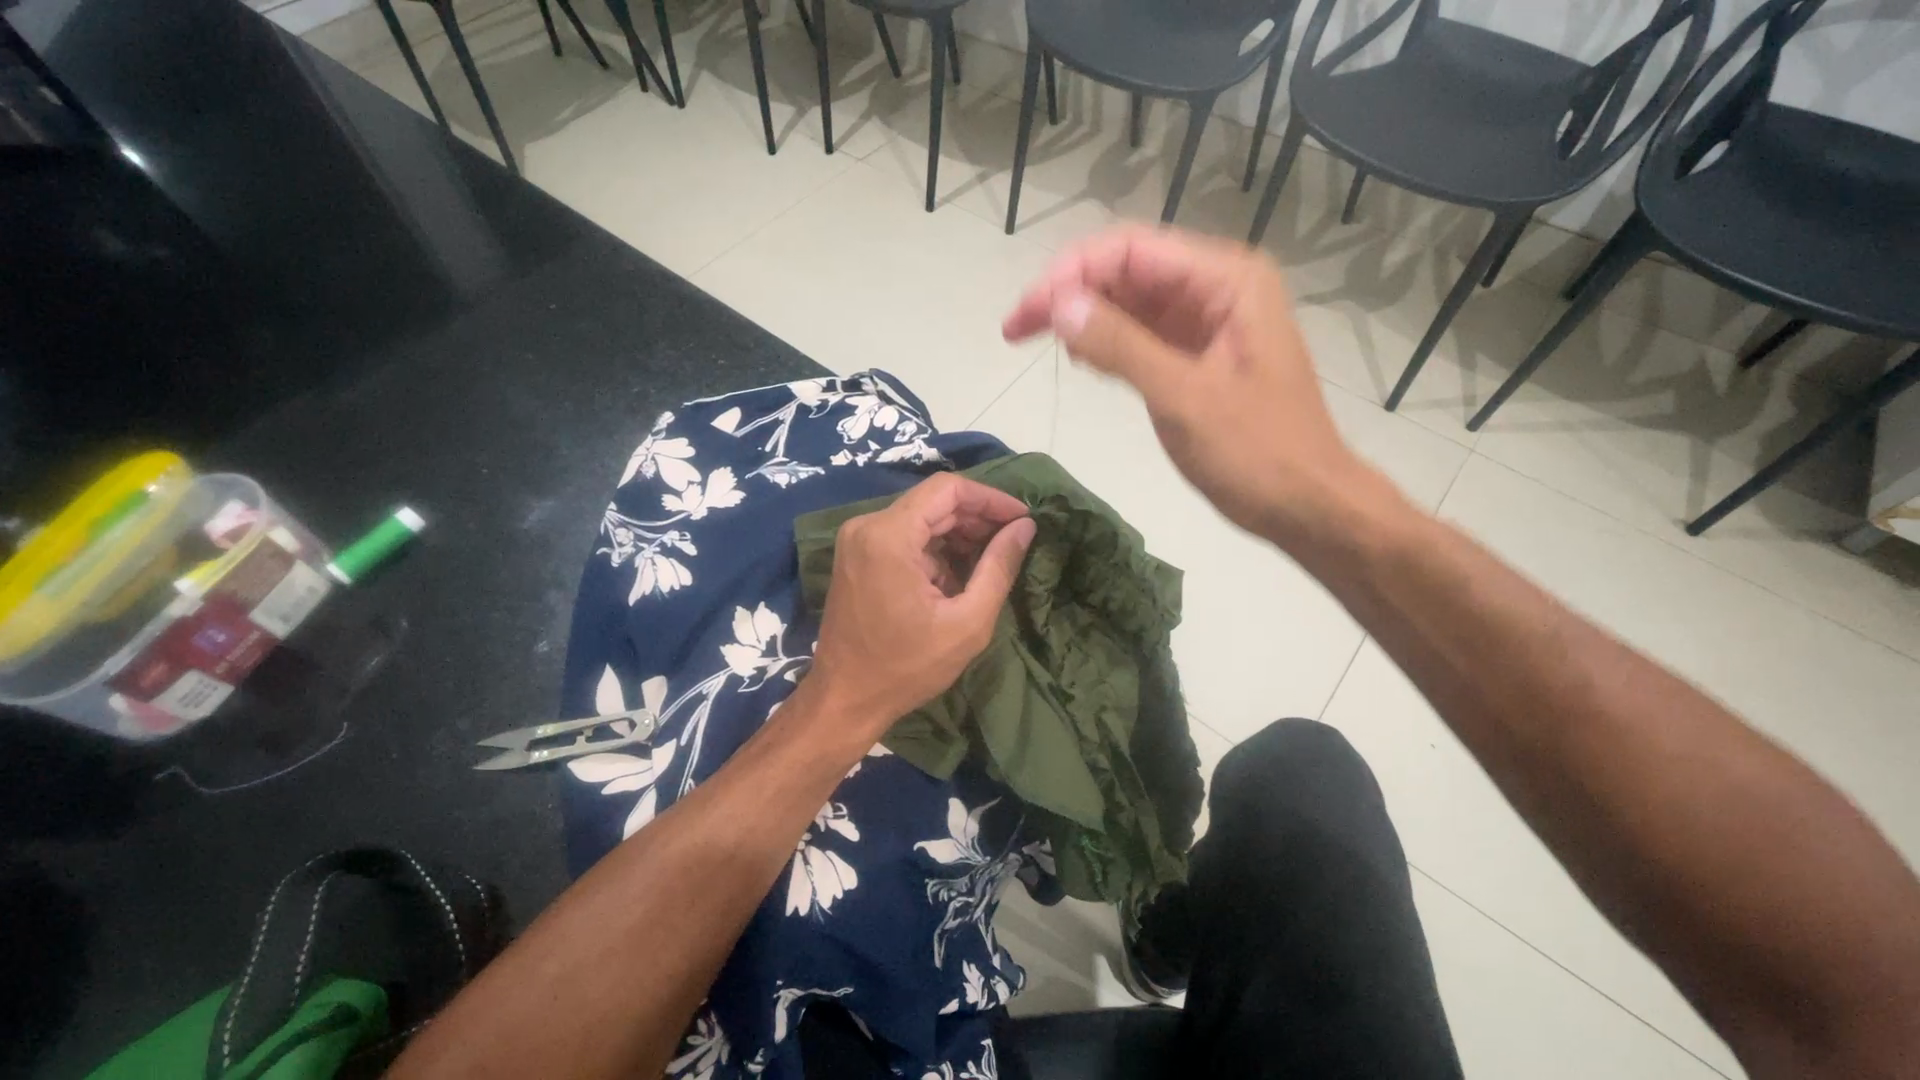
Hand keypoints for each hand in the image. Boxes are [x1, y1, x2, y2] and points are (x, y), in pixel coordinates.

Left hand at [807, 474, 1035, 742]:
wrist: (846, 699)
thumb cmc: (907, 667)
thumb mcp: (967, 622)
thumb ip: (998, 567)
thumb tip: (1025, 526)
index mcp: (889, 535)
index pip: (947, 489)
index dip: (990, 498)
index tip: (1023, 517)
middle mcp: (867, 526)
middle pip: (933, 502)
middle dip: (977, 518)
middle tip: (1014, 540)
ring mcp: (858, 541)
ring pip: (921, 518)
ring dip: (958, 535)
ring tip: (992, 562)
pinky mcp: (857, 556)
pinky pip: (905, 537)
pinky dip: (935, 550)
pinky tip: (959, 577)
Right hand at [1002, 225, 1389, 545]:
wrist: (1308, 505)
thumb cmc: (1257, 453)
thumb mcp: (1183, 397)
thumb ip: (1121, 345)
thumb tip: (1058, 305)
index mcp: (1226, 280)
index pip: (1130, 249)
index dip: (1070, 272)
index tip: (1026, 315)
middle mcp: (1217, 286)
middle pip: (1125, 268)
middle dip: (1069, 292)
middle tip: (1016, 330)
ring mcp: (1207, 321)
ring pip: (1129, 300)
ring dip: (1082, 316)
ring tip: (1038, 344)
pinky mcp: (1197, 354)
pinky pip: (1141, 332)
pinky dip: (1106, 342)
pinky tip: (1081, 360)